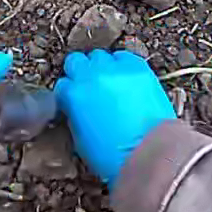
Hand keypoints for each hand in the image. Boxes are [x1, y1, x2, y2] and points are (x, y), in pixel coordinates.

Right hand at [54, 49, 175, 186]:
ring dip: (102, 67)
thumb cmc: (115, 156)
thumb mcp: (81, 140)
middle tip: (88, 86)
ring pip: (101, 56)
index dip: (68, 93)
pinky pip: (124, 57)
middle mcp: (92, 76)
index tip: (73, 98)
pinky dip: (123, 65)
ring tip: (110, 83)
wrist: (149, 152)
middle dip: (80, 72)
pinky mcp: (138, 67)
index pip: (62, 85)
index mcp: (74, 96)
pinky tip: (126, 79)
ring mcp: (116, 69)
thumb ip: (75, 116)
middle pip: (77, 61)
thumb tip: (77, 107)